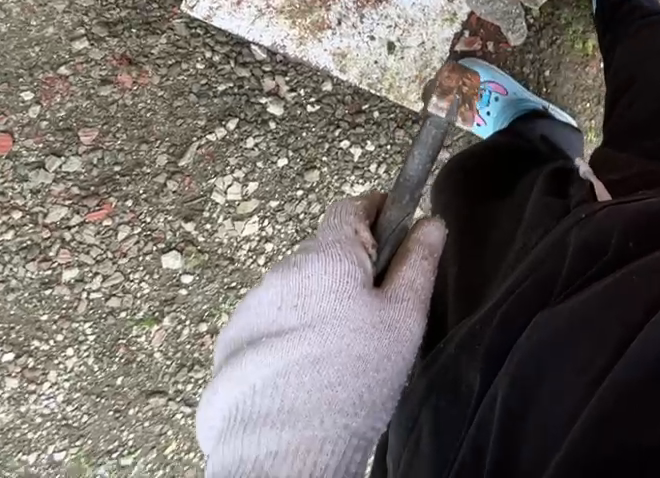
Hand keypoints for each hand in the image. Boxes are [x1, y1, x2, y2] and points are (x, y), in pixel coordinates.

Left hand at [197, 194, 445, 476]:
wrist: (284, 454)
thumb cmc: (355, 376)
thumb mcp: (404, 317)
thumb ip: (419, 261)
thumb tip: (431, 221)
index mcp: (328, 256)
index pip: (351, 206)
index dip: (376, 213)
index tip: (392, 236)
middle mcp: (283, 271)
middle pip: (325, 252)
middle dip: (348, 270)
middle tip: (373, 312)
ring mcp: (250, 309)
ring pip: (297, 289)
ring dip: (317, 302)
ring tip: (337, 350)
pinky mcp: (228, 346)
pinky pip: (270, 323)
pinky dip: (290, 333)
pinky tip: (305, 370)